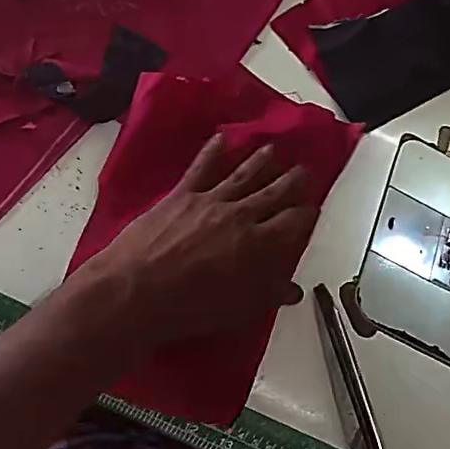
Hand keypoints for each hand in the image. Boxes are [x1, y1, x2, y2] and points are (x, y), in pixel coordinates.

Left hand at [69, 134, 318, 348]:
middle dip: (292, 181)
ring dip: (260, 161)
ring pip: (242, 174)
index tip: (312, 209)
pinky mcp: (180, 195)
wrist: (137, 290)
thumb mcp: (238, 309)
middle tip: (304, 170)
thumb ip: (268, 294)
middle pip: (273, 192)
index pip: (292, 222)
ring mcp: (208, 201)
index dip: (306, 214)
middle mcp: (238, 215)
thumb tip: (293, 290)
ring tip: (273, 150)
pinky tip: (222, 139)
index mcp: (258, 244)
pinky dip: (212, 152)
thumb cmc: (190, 307)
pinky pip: (201, 168)